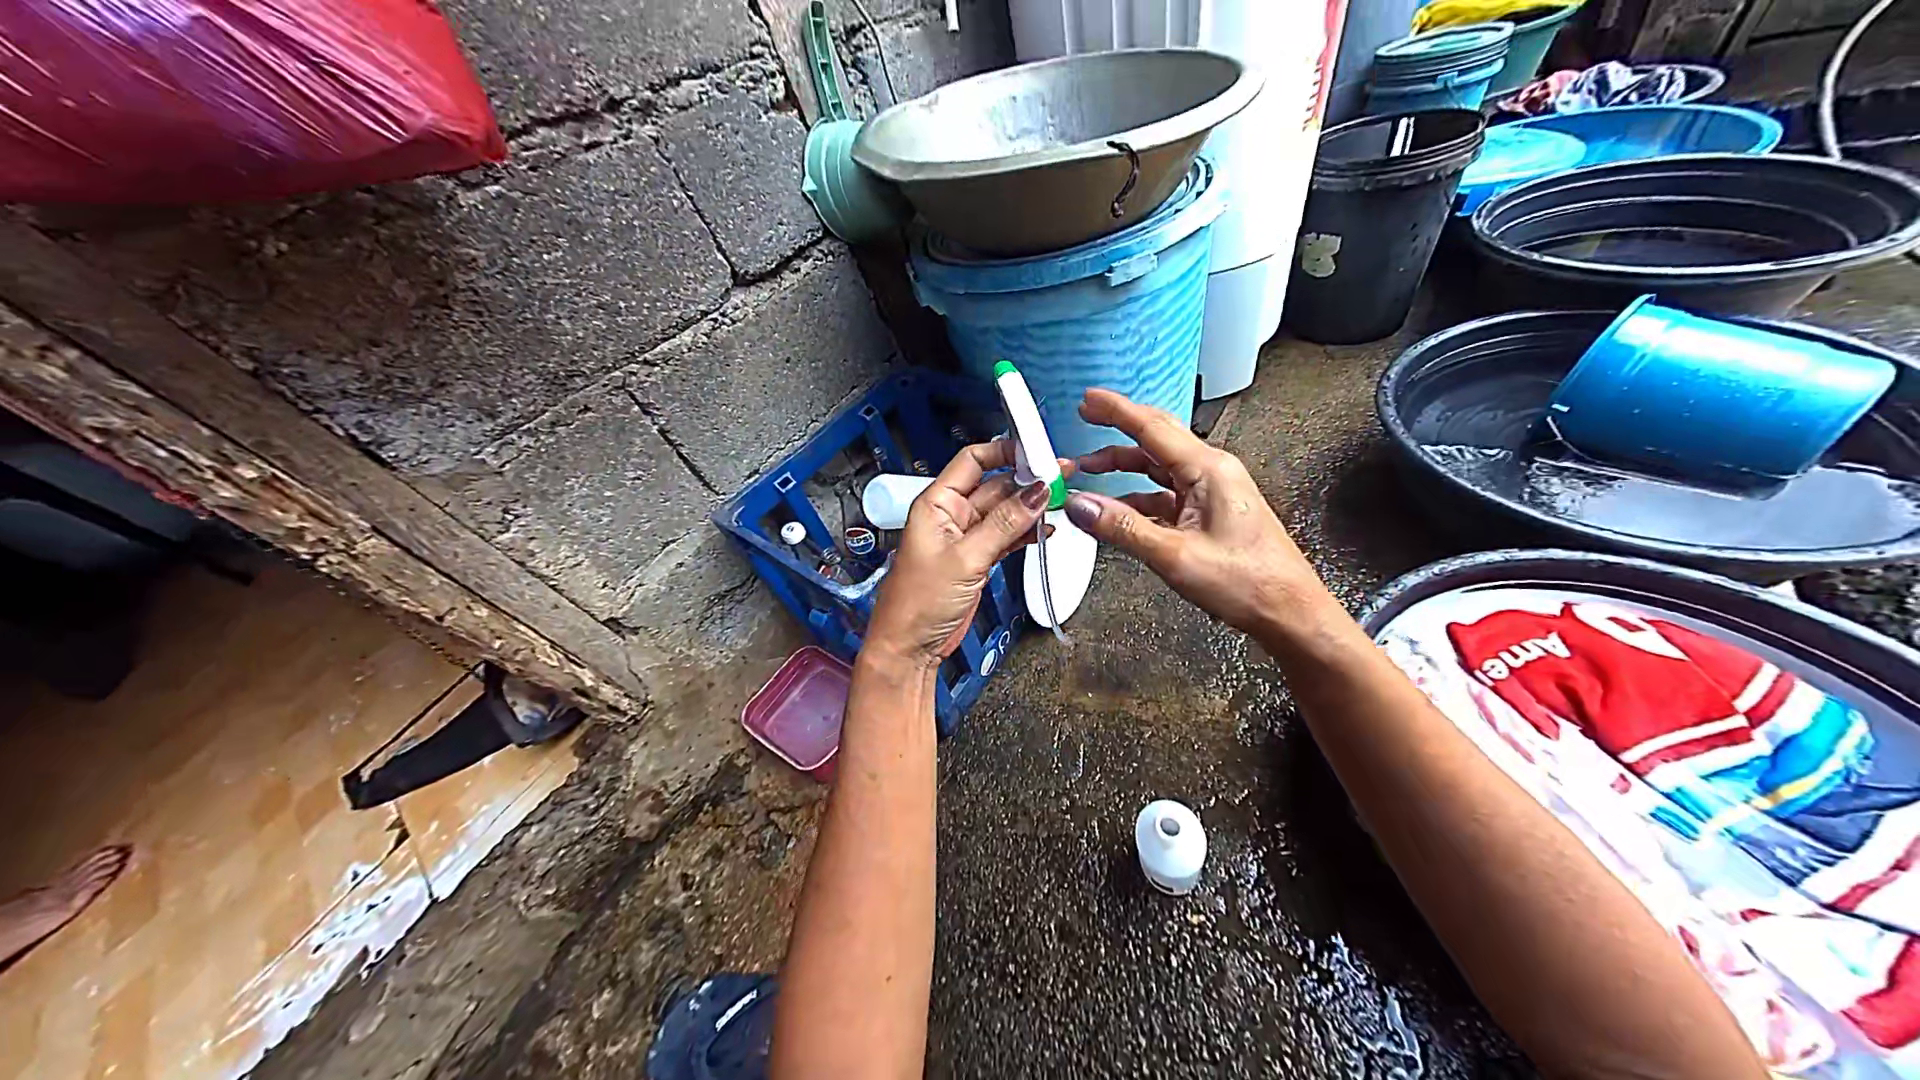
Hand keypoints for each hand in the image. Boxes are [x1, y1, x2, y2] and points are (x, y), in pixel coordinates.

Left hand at [863, 439, 1058, 670]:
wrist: (911, 646)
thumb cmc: (916, 603)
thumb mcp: (966, 558)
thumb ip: (1004, 524)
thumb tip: (1035, 492)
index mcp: (937, 503)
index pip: (973, 460)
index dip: (1004, 451)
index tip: (1034, 451)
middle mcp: (951, 515)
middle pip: (994, 485)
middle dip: (1026, 481)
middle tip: (1058, 477)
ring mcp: (966, 537)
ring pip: (1004, 511)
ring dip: (1030, 508)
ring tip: (1058, 501)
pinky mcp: (977, 558)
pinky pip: (1006, 536)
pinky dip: (1025, 533)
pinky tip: (1045, 529)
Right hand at [1065, 388, 1341, 644]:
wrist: (1287, 611)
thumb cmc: (1248, 582)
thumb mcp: (1174, 556)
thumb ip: (1122, 528)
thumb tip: (1081, 506)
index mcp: (1208, 471)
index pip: (1152, 427)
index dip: (1115, 411)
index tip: (1089, 399)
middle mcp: (1211, 473)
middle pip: (1155, 440)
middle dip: (1117, 429)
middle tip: (1086, 418)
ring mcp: (1211, 492)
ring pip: (1158, 467)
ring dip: (1123, 466)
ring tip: (1089, 469)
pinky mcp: (1208, 512)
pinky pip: (1165, 493)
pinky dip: (1136, 496)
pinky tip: (1117, 509)